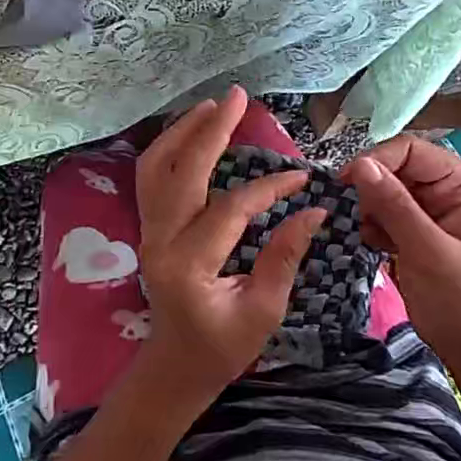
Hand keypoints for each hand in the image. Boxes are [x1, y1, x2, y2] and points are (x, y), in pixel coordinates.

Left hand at [134, 87, 326, 401]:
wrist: (176, 363)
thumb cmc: (222, 346)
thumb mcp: (262, 311)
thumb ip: (283, 257)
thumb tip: (313, 210)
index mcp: (189, 265)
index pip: (229, 210)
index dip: (267, 189)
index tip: (301, 177)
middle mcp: (159, 240)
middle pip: (180, 172)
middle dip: (210, 131)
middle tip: (237, 97)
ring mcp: (146, 230)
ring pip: (154, 168)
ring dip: (181, 132)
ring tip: (212, 106)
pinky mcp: (147, 227)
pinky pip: (150, 178)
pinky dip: (168, 150)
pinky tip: (190, 134)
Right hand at [346, 136, 460, 381]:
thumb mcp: (429, 252)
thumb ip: (394, 205)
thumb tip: (360, 164)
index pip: (409, 150)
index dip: (374, 161)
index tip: (345, 187)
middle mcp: (448, 191)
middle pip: (392, 168)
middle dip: (369, 191)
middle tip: (357, 220)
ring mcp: (431, 213)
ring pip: (381, 191)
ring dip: (367, 211)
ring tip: (372, 239)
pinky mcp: (415, 232)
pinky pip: (381, 214)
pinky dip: (370, 226)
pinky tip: (377, 247)